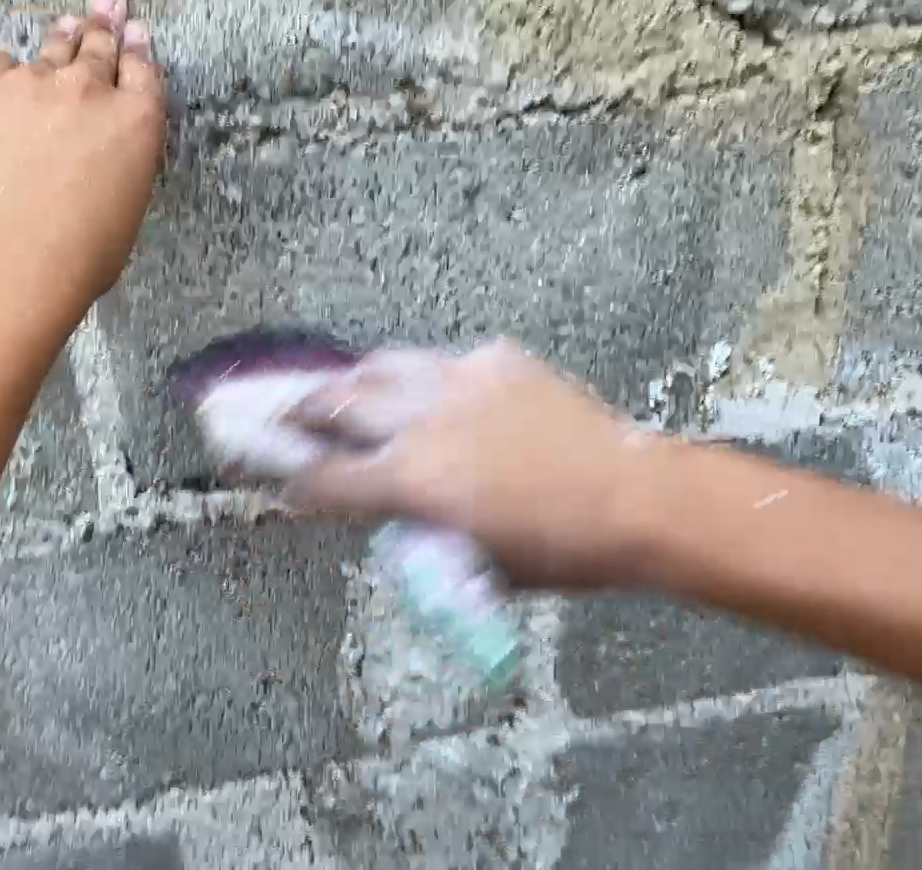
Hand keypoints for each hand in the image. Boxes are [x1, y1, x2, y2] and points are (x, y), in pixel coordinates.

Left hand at [0, 0, 167, 311]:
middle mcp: (88, 90)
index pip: (144, 72)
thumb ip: (121, 162)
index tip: (136, 33)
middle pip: (99, 47)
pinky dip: (1, 70)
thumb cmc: (82, 253)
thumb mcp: (126, 206)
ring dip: (61, 36)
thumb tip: (101, 155)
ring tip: (65, 23)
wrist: (13, 258)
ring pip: (50, 49)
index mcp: (136, 122)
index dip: (139, 49)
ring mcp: (31, 84)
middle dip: (106, 22)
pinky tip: (1, 77)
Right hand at [284, 340, 677, 587]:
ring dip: (354, 380)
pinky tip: (437, 391)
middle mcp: (422, 420)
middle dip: (302, 412)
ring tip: (346, 387)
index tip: (285, 484)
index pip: (328, 477)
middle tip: (288, 415)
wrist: (636, 499)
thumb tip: (390, 513)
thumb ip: (419, 531)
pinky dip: (426, 378)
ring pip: (382, 365)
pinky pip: (443, 361)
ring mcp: (458, 380)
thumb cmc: (559, 551)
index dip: (297, 483)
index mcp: (413, 479)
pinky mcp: (495, 360)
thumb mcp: (474, 562)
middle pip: (336, 403)